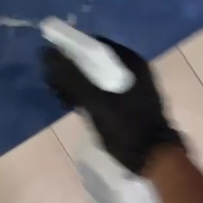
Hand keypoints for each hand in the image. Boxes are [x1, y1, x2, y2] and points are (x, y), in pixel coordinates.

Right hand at [41, 36, 181, 174]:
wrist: (154, 159)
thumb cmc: (127, 127)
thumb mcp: (95, 101)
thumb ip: (71, 77)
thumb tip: (48, 52)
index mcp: (131, 61)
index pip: (94, 43)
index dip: (71, 50)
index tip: (53, 63)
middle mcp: (134, 69)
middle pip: (95, 60)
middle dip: (72, 70)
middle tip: (55, 84)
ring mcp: (133, 87)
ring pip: (97, 77)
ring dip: (78, 84)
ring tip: (61, 98)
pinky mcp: (129, 103)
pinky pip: (103, 91)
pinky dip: (88, 95)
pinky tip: (74, 106)